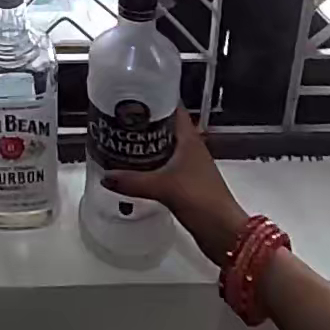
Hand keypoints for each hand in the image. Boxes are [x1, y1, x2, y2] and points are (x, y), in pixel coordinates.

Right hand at [101, 110, 248, 265]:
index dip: (155, 98)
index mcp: (189, 139)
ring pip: (164, 146)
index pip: (172, 108)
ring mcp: (189, 165)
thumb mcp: (163, 188)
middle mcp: (190, 148)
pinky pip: (164, 165)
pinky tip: (133, 167)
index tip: (132, 95)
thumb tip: (105, 177)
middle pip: (165, 126)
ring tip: (121, 140)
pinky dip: (150, 163)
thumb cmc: (200, 200)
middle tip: (119, 119)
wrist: (224, 234)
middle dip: (144, 122)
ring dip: (146, 143)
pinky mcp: (186, 182)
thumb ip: (133, 181)